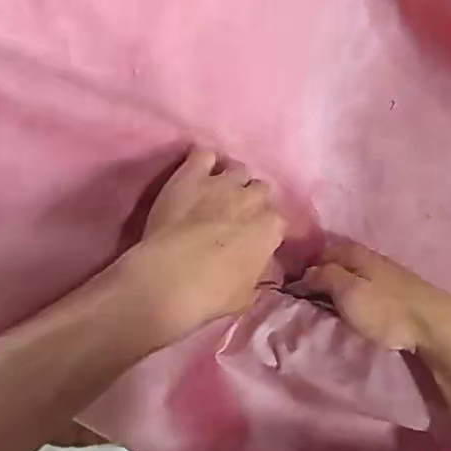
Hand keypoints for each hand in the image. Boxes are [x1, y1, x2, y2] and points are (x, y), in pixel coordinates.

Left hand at [120, 147, 285, 339]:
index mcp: (270, 229)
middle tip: (237, 215)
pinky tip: (196, 175)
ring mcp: (222, 182)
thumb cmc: (212, 294)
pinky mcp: (191, 174)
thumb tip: (260, 270)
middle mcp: (252, 199)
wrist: (170, 278)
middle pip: (262, 188)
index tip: (258, 239)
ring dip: (231, 180)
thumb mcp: (247, 295)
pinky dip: (203, 163)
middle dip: (253, 199)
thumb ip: (258, 276)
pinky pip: (204, 155)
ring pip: (238, 169)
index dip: (268, 229)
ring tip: (216, 193)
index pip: (279, 221)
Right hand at [298, 241, 450, 359]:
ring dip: (338, 287)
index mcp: (356, 252)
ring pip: (353, 275)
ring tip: (325, 305)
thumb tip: (306, 272)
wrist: (435, 327)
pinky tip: (352, 308)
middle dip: (321, 276)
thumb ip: (324, 277)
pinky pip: (367, 288)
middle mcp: (371, 257)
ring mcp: (388, 274)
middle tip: (304, 297)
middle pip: (338, 262)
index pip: (322, 252)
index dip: (305, 267)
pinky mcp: (399, 293)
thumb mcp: (348, 292)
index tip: (291, 286)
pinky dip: (354, 295)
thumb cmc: (387, 310)